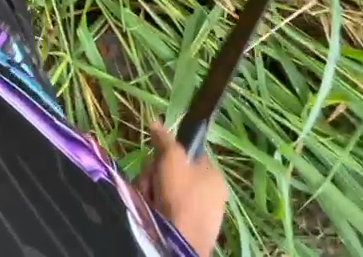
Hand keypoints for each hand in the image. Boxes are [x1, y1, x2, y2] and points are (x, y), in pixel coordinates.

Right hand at [135, 124, 227, 255]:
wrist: (182, 241)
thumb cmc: (181, 195)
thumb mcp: (171, 159)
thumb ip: (164, 139)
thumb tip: (156, 121)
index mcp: (214, 174)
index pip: (188, 152)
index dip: (169, 152)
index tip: (158, 157)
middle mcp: (211, 192)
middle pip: (173, 170)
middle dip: (155, 173)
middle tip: (151, 179)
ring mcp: (202, 211)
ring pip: (166, 188)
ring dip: (152, 188)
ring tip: (149, 197)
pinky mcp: (189, 226)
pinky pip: (167, 206)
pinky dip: (156, 205)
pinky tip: (152, 209)